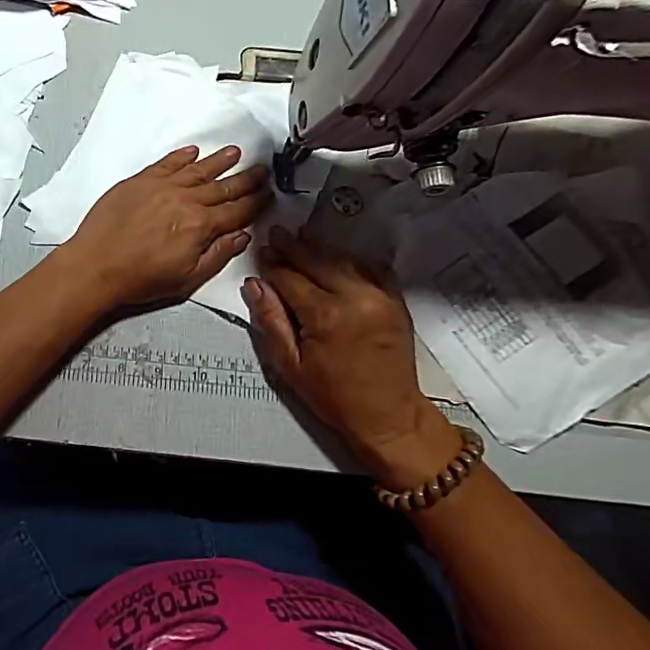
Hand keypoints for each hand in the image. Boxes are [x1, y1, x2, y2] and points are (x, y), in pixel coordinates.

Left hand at [56, 146, 269, 307]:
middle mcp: (185, 201)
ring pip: (199, 170)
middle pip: (223, 187)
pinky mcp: (140, 181)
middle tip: (261, 170)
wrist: (96, 265)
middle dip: (245, 179)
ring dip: (219, 161)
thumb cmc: (137, 277)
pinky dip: (182, 157)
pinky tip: (192, 152)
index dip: (255, 203)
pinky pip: (168, 163)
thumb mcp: (187, 279)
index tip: (266, 195)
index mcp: (200, 226)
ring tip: (235, 153)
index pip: (237, 211)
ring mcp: (162, 187)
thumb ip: (218, 255)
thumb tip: (240, 238)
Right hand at [242, 228, 456, 486]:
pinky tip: (337, 255)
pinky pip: (371, 267)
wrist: (388, 415)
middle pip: (317, 260)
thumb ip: (271, 321)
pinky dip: (351, 258)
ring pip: (343, 259)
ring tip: (301, 235)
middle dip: (293, 247)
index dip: (272, 265)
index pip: (290, 278)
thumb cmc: (334, 397)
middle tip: (276, 234)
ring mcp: (379, 296)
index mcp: (325, 315)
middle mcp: (354, 297)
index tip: (261, 254)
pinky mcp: (395, 300)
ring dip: (320, 247)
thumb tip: (254, 285)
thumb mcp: (291, 366)